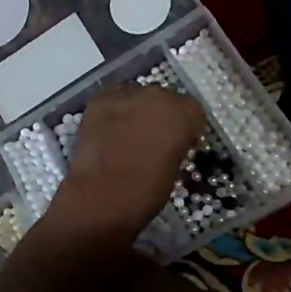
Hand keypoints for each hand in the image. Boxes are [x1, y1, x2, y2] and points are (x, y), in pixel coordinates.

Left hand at [42, 86, 204, 243]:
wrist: (103, 195)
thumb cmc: (145, 191)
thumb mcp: (174, 169)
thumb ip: (174, 147)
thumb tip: (165, 145)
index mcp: (184, 114)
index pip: (191, 112)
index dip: (184, 128)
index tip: (177, 143)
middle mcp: (158, 96)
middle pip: (163, 99)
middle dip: (158, 117)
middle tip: (148, 139)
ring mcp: (126, 96)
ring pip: (136, 96)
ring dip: (135, 111)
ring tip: (124, 134)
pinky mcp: (99, 101)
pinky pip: (111, 99)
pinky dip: (112, 110)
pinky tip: (107, 129)